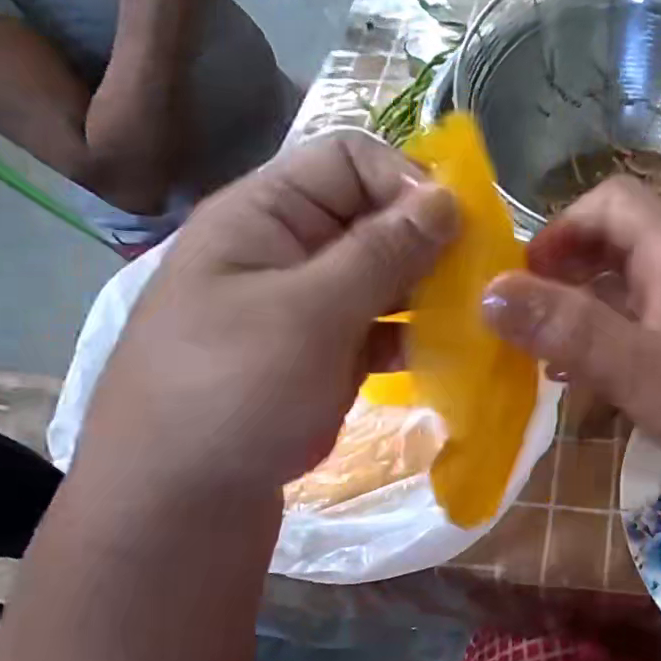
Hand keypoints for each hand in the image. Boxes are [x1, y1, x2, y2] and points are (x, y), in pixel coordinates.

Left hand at [78, 130, 454, 496]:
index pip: (349, 160)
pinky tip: (449, 351)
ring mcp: (311, 305)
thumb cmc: (234, 389)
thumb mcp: (309, 312)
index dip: (407, 182)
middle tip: (480, 278)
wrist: (180, 500)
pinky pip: (384, 326)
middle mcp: (290, 249)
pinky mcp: (328, 353)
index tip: (460, 226)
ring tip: (473, 316)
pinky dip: (416, 333)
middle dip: (430, 241)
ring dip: (430, 290)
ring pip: (386, 275)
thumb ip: (382, 252)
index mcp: (266, 214)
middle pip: (375, 217)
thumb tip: (448, 199)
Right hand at [482, 177, 660, 489]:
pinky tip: (581, 374)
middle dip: (564, 269)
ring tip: (542, 348)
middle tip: (527, 314)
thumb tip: (491, 292)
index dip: (563, 226)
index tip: (528, 275)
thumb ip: (569, 331)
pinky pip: (639, 320)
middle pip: (615, 241)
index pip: (613, 202)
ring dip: (580, 306)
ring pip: (624, 284)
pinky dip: (604, 335)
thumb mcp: (639, 370)